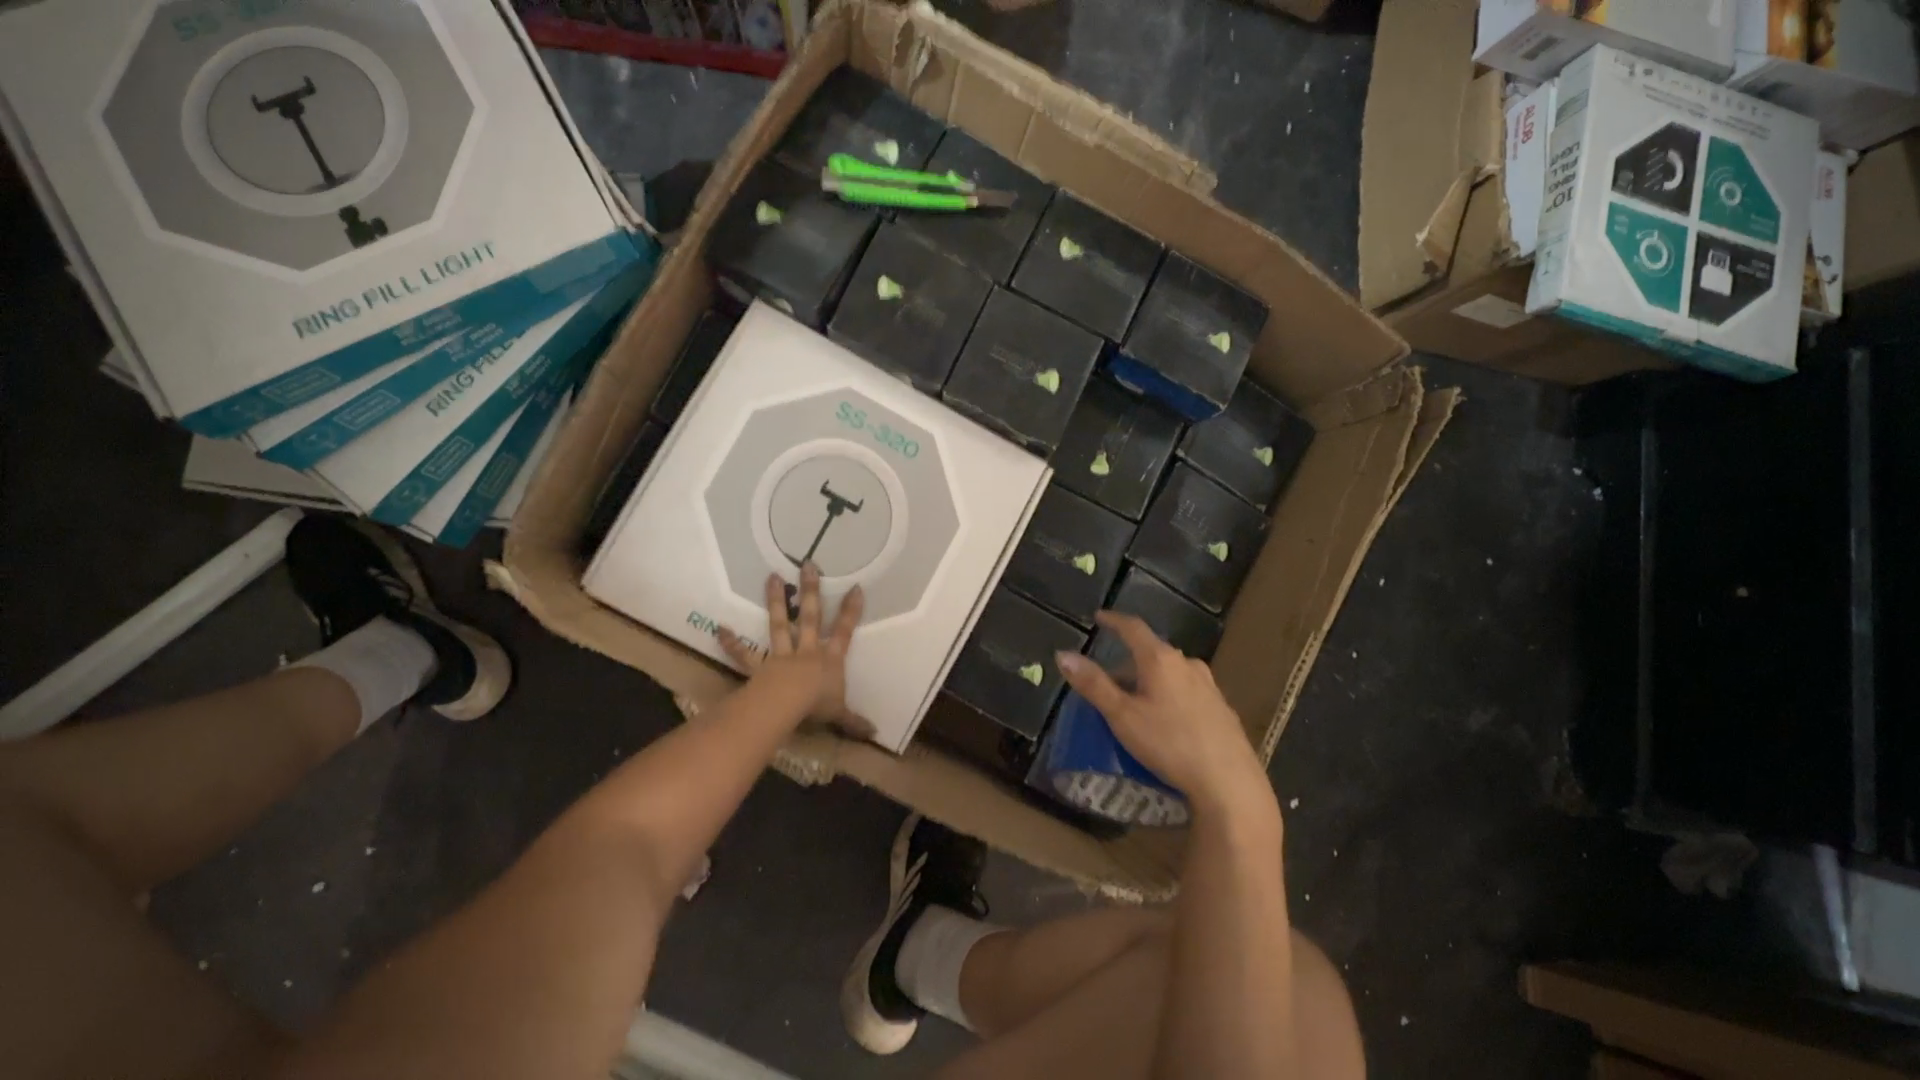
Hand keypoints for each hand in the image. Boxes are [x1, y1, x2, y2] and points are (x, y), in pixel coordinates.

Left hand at [718, 563, 871, 737]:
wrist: (786, 706)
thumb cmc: (816, 707)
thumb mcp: (840, 715)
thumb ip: (855, 722)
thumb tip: (875, 733)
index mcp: (829, 660)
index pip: (844, 631)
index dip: (850, 611)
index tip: (855, 587)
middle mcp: (807, 651)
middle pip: (809, 616)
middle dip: (810, 591)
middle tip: (807, 565)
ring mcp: (781, 656)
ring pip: (779, 625)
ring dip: (775, 601)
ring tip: (771, 576)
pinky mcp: (760, 667)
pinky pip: (744, 655)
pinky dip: (732, 643)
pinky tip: (719, 629)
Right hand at [1055, 612, 1270, 815]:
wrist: (1228, 780)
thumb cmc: (1169, 744)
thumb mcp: (1122, 716)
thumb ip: (1093, 685)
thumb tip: (1063, 654)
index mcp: (1160, 660)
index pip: (1133, 628)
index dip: (1113, 621)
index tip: (1099, 617)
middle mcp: (1187, 664)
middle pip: (1151, 654)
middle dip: (1128, 664)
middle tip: (1108, 684)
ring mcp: (1209, 685)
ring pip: (1171, 674)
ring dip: (1149, 682)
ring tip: (1135, 706)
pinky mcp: (1221, 708)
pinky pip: (1187, 692)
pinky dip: (1169, 697)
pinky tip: (1166, 723)